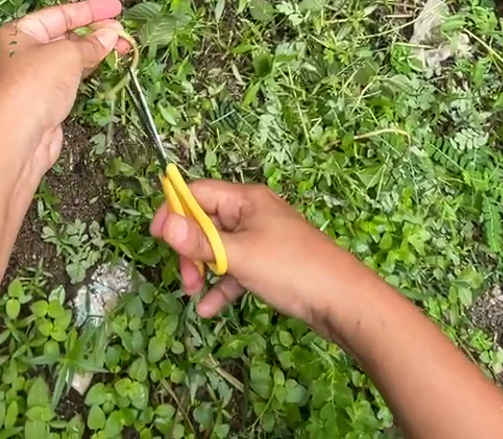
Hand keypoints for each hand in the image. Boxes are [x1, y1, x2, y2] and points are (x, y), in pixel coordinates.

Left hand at [0, 0, 131, 170]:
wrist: (17, 140)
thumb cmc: (35, 86)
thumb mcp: (66, 55)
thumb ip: (91, 44)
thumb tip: (110, 36)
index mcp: (18, 33)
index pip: (60, 14)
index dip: (91, 10)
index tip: (117, 8)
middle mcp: (21, 52)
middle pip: (64, 35)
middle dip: (96, 32)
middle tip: (124, 33)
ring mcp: (32, 78)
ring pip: (69, 57)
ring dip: (95, 51)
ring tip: (123, 48)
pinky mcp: (43, 100)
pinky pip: (69, 77)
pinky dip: (88, 69)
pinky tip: (106, 65)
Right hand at [149, 180, 374, 338]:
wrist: (344, 301)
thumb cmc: (292, 268)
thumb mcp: (240, 255)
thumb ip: (200, 242)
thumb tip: (163, 223)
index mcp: (246, 199)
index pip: (198, 192)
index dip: (174, 210)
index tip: (157, 237)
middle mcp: (253, 212)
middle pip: (207, 220)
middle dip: (190, 248)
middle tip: (185, 277)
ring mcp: (263, 237)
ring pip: (221, 246)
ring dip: (204, 268)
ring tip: (194, 293)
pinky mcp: (271, 262)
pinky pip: (237, 267)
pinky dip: (223, 284)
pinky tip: (209, 309)